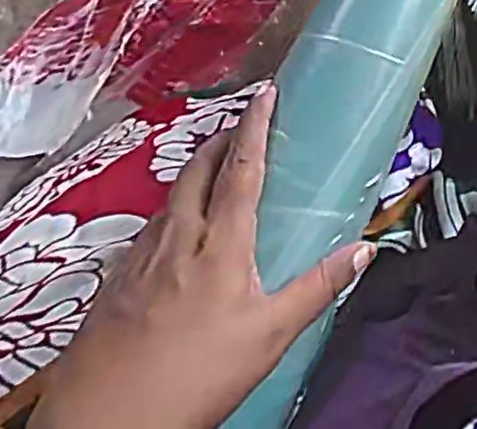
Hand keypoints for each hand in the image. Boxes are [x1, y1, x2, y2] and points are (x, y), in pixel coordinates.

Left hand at [30, 85, 373, 428]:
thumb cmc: (190, 381)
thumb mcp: (269, 336)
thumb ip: (318, 287)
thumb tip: (363, 251)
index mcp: (219, 246)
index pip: (242, 170)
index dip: (256, 126)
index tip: (265, 94)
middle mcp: (176, 242)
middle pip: (198, 171)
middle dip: (222, 139)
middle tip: (244, 125)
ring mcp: (138, 263)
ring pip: (170, 197)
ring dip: (197, 170)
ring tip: (217, 168)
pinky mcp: (113, 287)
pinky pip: (148, 229)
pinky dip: (172, 209)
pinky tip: (179, 230)